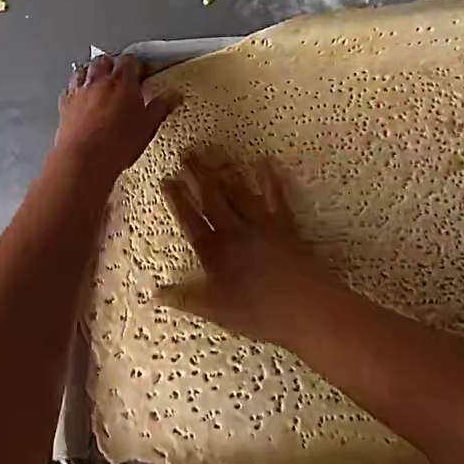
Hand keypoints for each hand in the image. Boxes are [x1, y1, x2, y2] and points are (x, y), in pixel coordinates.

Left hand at [51, 55, 175, 185]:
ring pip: (83, 70)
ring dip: (92, 72)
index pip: (129, 61)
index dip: (136, 65)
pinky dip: (75, 88)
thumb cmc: (116, 144)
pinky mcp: (65, 105)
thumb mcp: (147, 127)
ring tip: (99, 80)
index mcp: (122, 83)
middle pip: (104, 61)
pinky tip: (80, 95)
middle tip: (120, 74)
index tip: (141, 72)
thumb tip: (171, 97)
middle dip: (112, 64)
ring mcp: (80, 92)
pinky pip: (69, 88)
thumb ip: (159, 108)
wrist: (84, 159)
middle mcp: (99, 82)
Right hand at [159, 151, 366, 344]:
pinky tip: (262, 161)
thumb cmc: (260, 313)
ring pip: (238, 191)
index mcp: (214, 251)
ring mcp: (261, 226)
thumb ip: (184, 297)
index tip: (167, 179)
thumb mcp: (215, 310)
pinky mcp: (285, 226)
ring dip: (224, 169)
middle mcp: (235, 232)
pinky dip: (269, 178)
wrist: (309, 311)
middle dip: (198, 173)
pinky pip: (275, 197)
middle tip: (186, 152)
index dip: (177, 199)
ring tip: (212, 149)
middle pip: (212, 197)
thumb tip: (155, 294)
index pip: (190, 219)